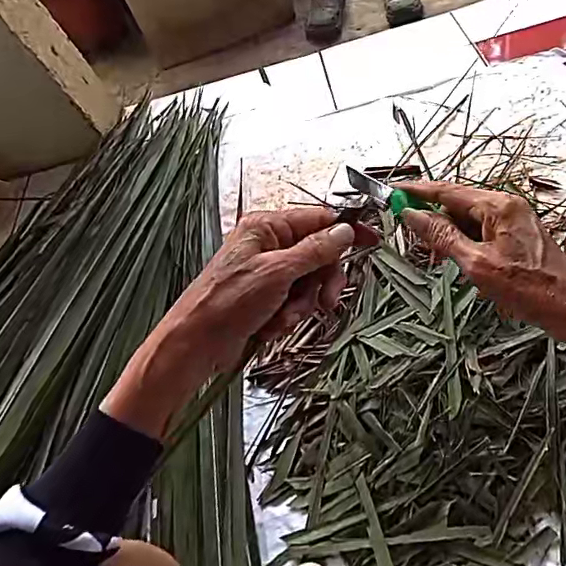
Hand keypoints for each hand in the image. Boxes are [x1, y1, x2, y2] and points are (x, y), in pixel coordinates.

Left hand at [103, 207, 354, 436]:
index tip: (372, 239)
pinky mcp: (266, 298)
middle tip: (326, 299)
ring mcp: (267, 272)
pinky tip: (272, 325)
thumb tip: (344, 231)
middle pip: (318, 254)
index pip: (318, 219)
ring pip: (310, 282)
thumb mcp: (277, 272)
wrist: (194, 346)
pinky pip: (295, 301)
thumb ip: (315, 250)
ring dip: (303, 303)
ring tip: (284, 317)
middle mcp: (268, 245)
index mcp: (266, 226)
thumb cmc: (225, 303)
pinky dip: (290, 315)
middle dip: (321, 280)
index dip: (345, 230)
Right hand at [395, 181, 565, 364]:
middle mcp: (508, 204)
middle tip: (409, 229)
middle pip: (458, 202)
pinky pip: (483, 228)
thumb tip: (413, 216)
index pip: (449, 190)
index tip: (395, 192)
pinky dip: (465, 239)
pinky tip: (457, 256)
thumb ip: (442, 237)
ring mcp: (515, 218)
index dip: (419, 192)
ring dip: (450, 231)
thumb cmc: (531, 290)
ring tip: (435, 252)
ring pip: (469, 217)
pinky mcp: (517, 233)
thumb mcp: (477, 265)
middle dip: (434, 216)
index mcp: (500, 205)